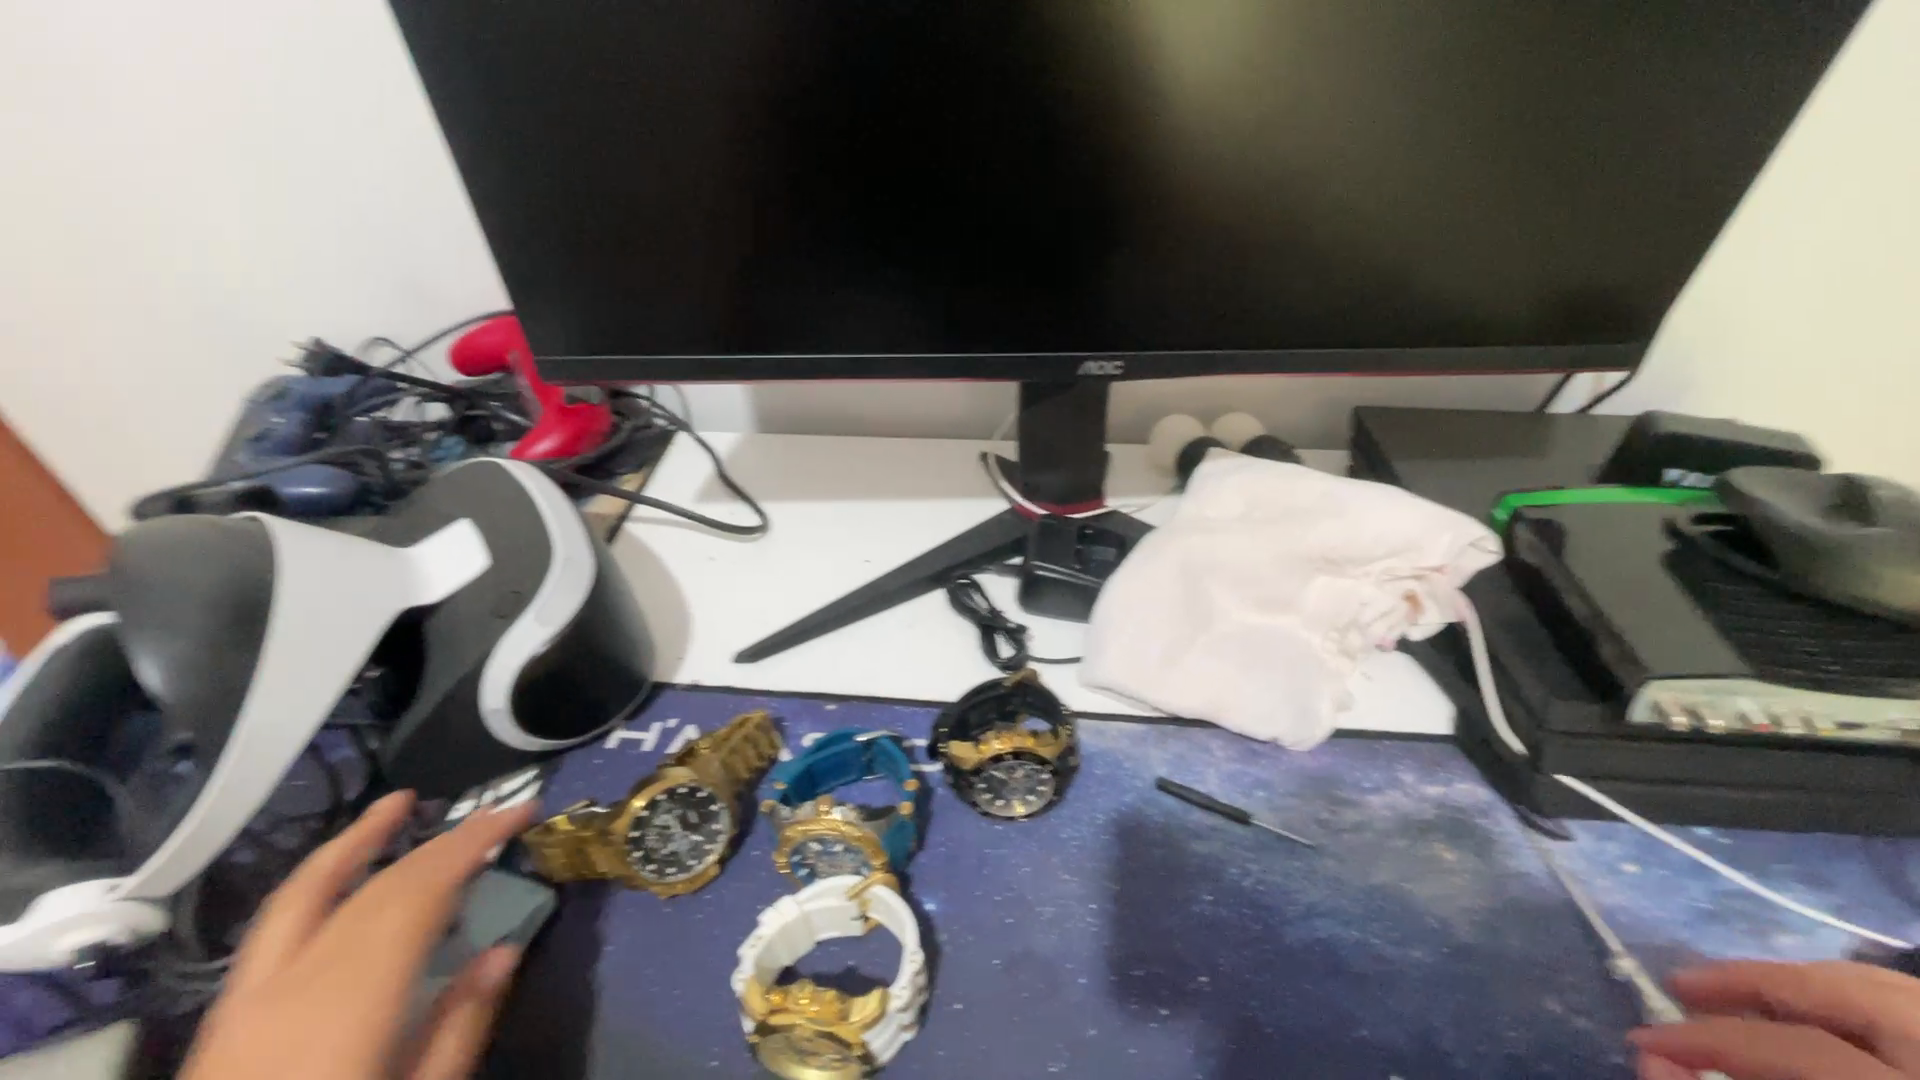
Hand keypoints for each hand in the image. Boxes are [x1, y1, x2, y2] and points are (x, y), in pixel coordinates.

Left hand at [180, 791, 541, 1079]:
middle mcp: (292, 984)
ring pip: (306, 893)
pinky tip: (342, 877)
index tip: (520, 812)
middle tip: (491, 813)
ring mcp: (247, 999)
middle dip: (437, 840)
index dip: (471, 842)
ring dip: (358, 842)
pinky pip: (277, 924)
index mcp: (348, 1005)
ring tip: (398, 806)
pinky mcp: (227, 1017)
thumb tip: (502, 949)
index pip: (418, 892)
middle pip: (373, 887)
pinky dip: (318, 881)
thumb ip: (459, 1026)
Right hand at [1630, 960, 1919, 1078]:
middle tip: (1681, 988)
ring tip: (1738, 997)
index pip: (1791, 1050)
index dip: (1704, 1040)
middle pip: (1845, 993)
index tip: (1644, 1043)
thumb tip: (1654, 1064)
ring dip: (1799, 986)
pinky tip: (1811, 1021)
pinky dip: (1851, 1006)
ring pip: (1883, 989)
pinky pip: (1908, 1008)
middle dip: (1750, 982)